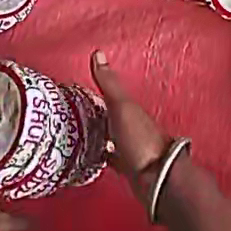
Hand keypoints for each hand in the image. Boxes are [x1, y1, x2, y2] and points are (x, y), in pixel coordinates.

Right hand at [89, 51, 170, 196]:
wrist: (157, 178)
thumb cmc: (141, 139)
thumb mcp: (122, 107)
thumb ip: (110, 83)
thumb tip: (98, 52)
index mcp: (132, 109)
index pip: (112, 97)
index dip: (96, 94)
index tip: (77, 93)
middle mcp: (132, 126)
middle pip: (111, 117)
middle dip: (96, 115)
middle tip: (74, 114)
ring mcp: (131, 147)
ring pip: (111, 136)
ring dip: (99, 134)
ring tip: (77, 133)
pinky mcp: (128, 167)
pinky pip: (111, 157)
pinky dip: (102, 154)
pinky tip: (90, 156)